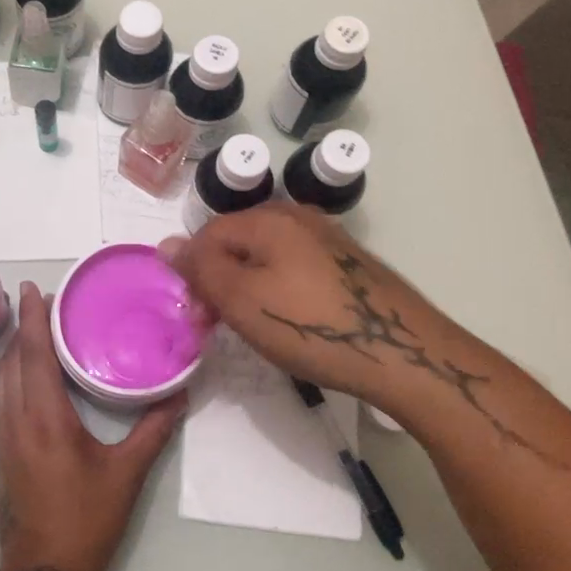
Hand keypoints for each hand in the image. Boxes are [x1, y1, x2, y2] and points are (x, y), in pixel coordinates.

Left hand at [0, 282, 184, 570]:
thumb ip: (153, 431)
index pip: (33, 353)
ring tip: (38, 331)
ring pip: (2, 379)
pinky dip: (14, 375)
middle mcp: (15, 419)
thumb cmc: (86, 519)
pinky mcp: (1, 452)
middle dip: (24, 327)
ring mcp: (2, 436)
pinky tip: (33, 377)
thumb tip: (178, 394)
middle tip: (45, 303)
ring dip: (16, 350)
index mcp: (43, 418)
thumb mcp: (126, 474)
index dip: (32, 317)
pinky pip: (2, 398)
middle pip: (12, 360)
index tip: (33, 288)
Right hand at [162, 204, 477, 406]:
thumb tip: (165, 243)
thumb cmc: (313, 326)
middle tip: (221, 327)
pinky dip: (280, 291)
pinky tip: (293, 321)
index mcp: (269, 219)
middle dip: (220, 282)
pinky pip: (295, 269)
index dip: (193, 276)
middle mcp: (299, 218)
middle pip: (237, 243)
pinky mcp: (350, 266)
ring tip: (256, 328)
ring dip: (249, 288)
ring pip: (267, 257)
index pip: (207, 236)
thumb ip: (200, 269)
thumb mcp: (242, 300)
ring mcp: (329, 240)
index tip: (199, 320)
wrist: (405, 353)